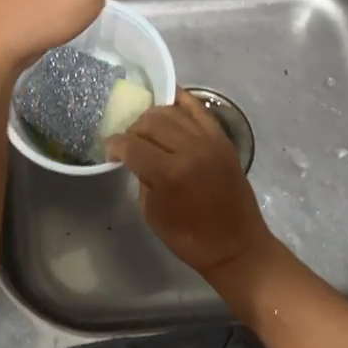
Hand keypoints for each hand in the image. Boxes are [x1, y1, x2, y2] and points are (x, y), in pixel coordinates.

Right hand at [107, 91, 278, 280]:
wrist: (237, 245)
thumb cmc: (190, 239)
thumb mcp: (152, 213)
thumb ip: (142, 178)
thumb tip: (136, 159)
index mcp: (170, 173)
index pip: (132, 145)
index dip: (114, 146)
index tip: (110, 151)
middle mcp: (190, 149)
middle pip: (151, 121)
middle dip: (133, 129)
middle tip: (128, 143)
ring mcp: (210, 140)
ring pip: (172, 111)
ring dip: (153, 116)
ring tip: (146, 129)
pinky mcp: (222, 139)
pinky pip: (198, 109)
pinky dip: (181, 101)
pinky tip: (168, 103)